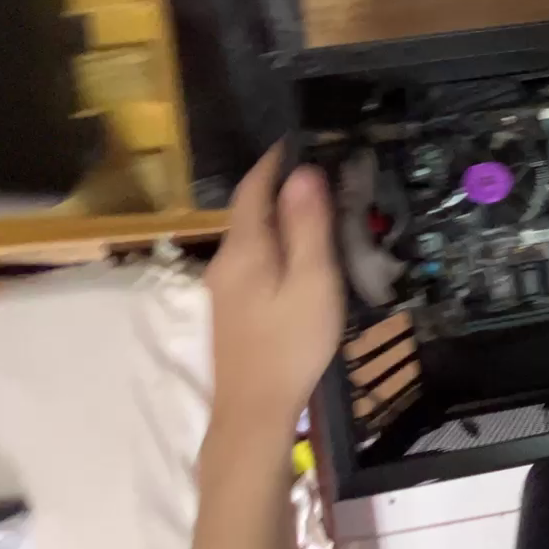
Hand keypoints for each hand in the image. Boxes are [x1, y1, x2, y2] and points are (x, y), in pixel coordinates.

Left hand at [204, 145, 342, 438]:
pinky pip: (257, 257)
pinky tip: (303, 252)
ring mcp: (226, 287)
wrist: (256, 409)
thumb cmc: (292, 342)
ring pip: (254, 236)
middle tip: (322, 171)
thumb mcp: (312, 281)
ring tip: (320, 206)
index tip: (297, 139)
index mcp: (245, 250)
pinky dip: (279, 240)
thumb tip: (302, 174)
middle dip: (280, 186)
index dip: (272, 162)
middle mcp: (227, 262)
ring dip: (281, 215)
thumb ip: (308, 228)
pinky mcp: (235, 306)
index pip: (252, 190)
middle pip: (250, 212)